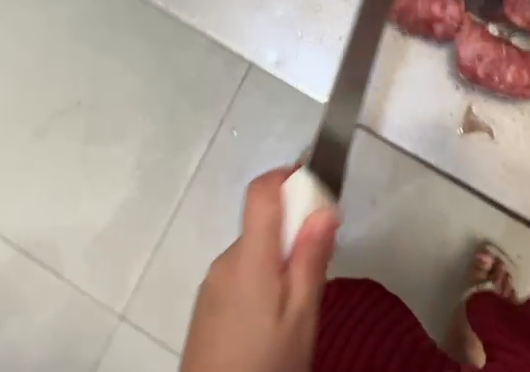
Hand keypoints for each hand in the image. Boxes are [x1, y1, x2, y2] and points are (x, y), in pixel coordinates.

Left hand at [181, 167, 339, 371]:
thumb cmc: (265, 364)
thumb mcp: (301, 318)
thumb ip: (310, 260)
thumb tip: (323, 208)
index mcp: (250, 257)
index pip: (261, 190)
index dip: (288, 177)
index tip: (316, 186)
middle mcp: (225, 261)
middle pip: (262, 224)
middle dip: (293, 233)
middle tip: (322, 266)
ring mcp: (212, 284)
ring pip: (253, 253)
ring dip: (278, 262)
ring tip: (298, 306)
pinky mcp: (206, 307)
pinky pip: (239, 277)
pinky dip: (260, 283)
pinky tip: (272, 322)